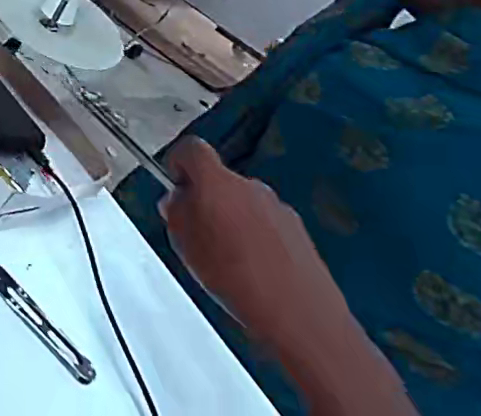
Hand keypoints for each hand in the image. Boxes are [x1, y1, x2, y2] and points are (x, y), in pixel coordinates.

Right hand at [161, 137, 414, 415]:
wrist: (313, 332)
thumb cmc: (238, 283)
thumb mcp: (186, 243)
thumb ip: (178, 211)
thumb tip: (182, 201)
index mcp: (222, 183)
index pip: (191, 148)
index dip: (175, 159)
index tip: (167, 178)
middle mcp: (255, 189)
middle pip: (217, 176)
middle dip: (201, 194)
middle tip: (188, 225)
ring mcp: (285, 214)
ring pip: (243, 202)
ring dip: (229, 218)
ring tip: (221, 257)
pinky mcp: (306, 240)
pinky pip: (267, 225)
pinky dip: (254, 238)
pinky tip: (252, 272)